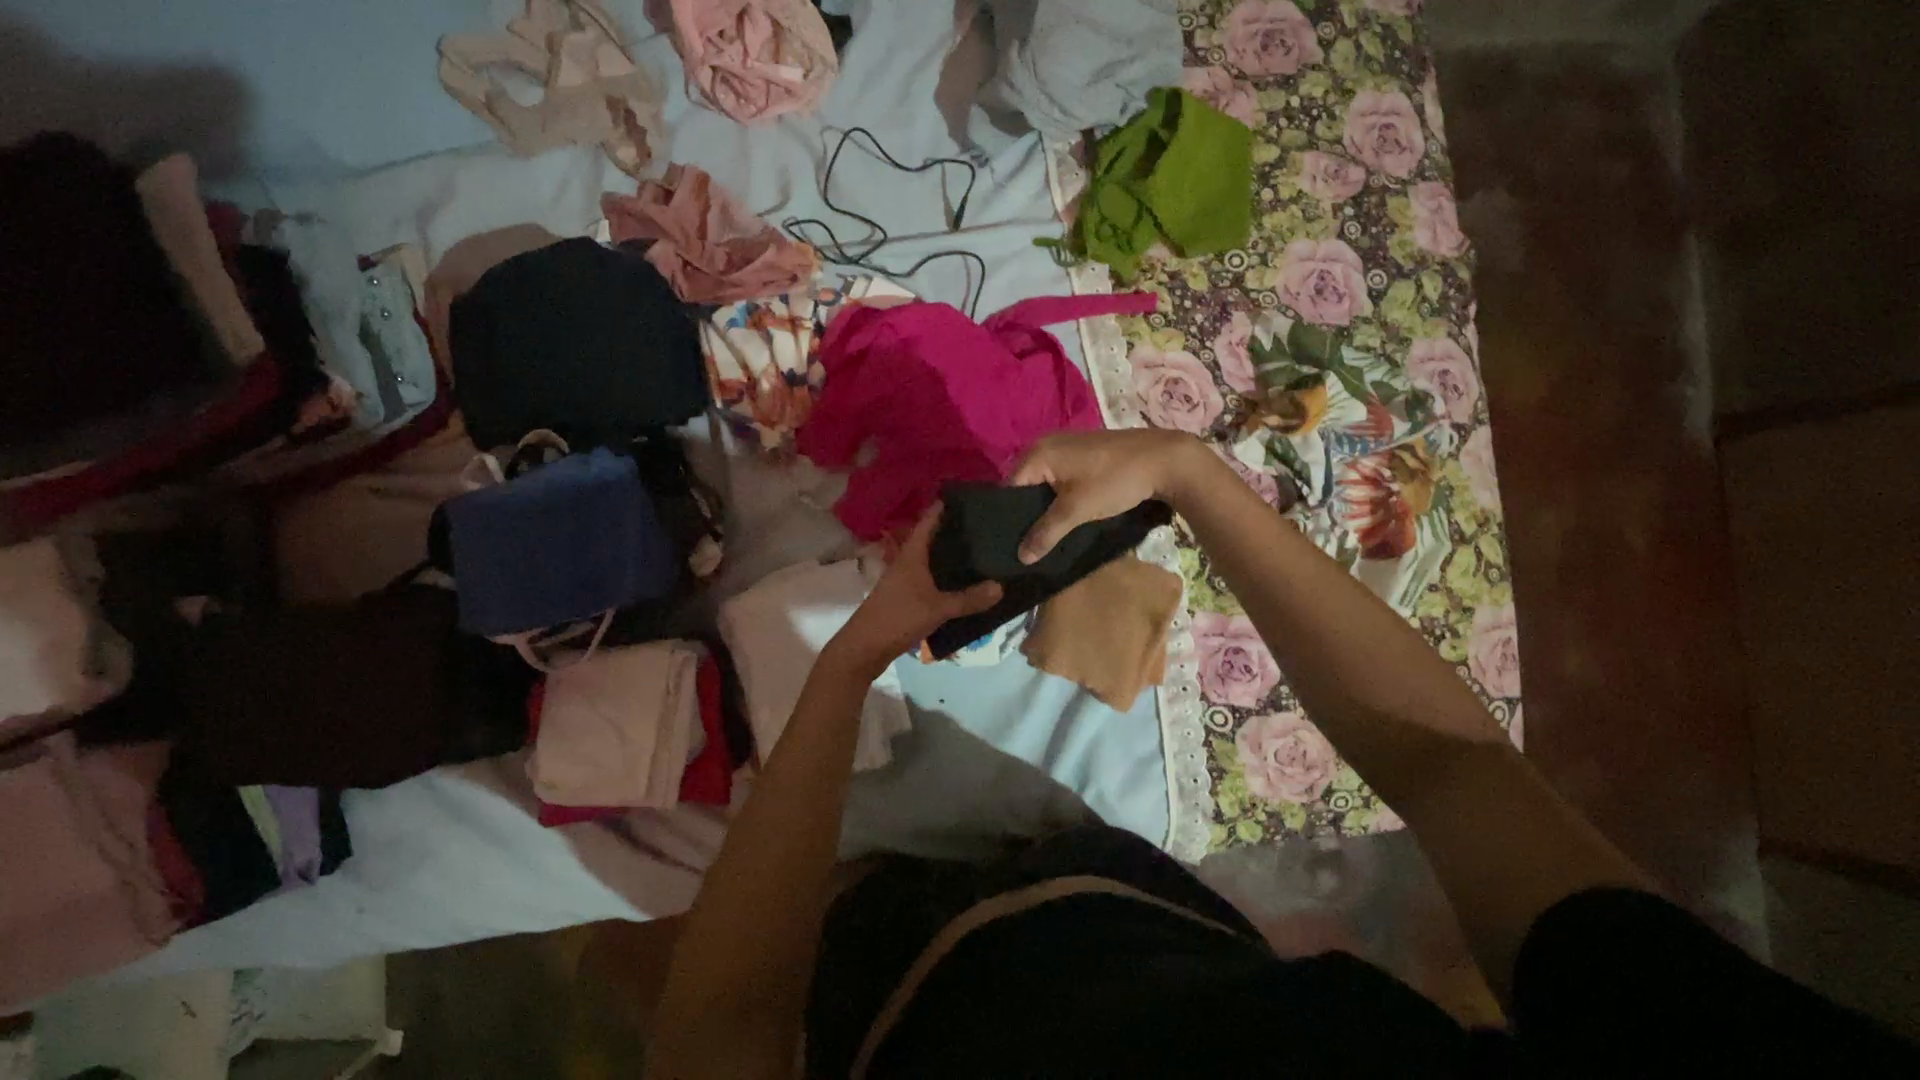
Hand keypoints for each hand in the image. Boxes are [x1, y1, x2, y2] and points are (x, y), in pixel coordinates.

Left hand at [825, 504, 1002, 677]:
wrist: (864, 647)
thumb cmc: (898, 618)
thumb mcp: (937, 608)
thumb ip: (968, 599)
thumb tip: (1000, 586)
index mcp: (912, 556)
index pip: (928, 522)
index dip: (942, 508)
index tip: (964, 497)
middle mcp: (906, 563)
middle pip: (930, 540)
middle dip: (952, 532)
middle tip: (982, 525)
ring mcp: (903, 581)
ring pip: (929, 561)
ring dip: (948, 556)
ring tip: (977, 551)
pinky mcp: (904, 598)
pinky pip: (929, 580)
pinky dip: (944, 577)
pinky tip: (961, 584)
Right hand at [1008, 429, 1208, 561]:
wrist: (1164, 460)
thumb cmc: (1115, 480)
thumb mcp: (1077, 510)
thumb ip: (1046, 533)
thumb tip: (1021, 557)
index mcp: (1037, 453)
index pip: (1009, 490)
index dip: (1008, 519)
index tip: (1011, 545)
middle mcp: (1045, 446)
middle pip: (1024, 487)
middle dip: (1027, 516)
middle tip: (1028, 547)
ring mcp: (1065, 449)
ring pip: (1044, 486)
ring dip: (1045, 509)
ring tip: (1045, 538)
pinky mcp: (1083, 456)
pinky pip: (1059, 480)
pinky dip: (1059, 499)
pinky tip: (1065, 520)